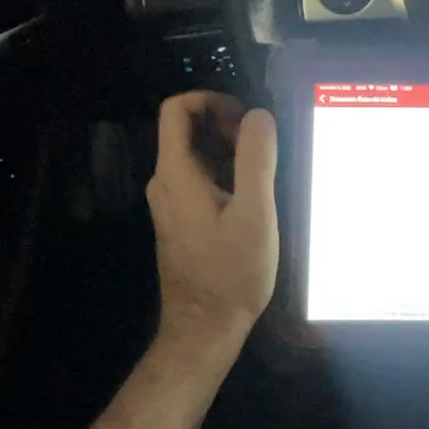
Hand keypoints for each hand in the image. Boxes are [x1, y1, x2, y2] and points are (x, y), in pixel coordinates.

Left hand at [148, 92, 278, 341]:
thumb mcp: (254, 213)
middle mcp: (166, 182)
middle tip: (262, 145)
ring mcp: (171, 201)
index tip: (245, 116)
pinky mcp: (181, 218)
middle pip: (186, 128)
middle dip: (226, 123)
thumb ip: (256, 159)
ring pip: (195, 152)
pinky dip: (224, 170)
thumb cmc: (231, 272)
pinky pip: (199, 175)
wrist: (205, 330)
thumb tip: (259, 114)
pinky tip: (252, 195)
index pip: (176, 109)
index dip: (210, 99)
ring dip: (228, 147)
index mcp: (176, 173)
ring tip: (263, 170)